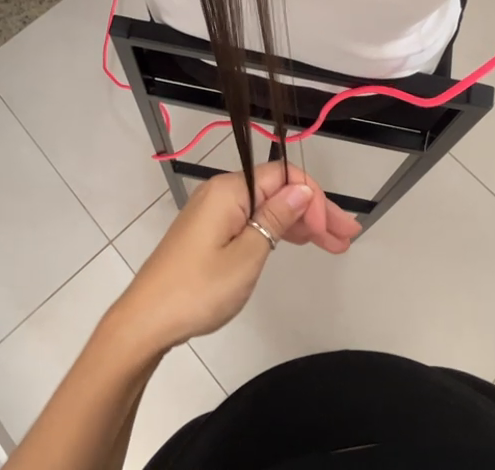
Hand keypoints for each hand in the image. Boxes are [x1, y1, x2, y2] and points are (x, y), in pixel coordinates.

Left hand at [103, 164, 358, 354]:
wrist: (147, 318)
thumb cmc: (198, 289)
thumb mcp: (247, 255)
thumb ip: (276, 219)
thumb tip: (301, 190)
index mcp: (228, 190)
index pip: (281, 176)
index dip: (312, 198)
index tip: (331, 231)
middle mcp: (220, 193)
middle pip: (276, 190)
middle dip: (313, 210)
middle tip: (347, 238)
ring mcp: (213, 212)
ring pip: (266, 206)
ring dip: (298, 222)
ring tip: (332, 245)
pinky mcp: (209, 232)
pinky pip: (251, 220)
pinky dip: (276, 231)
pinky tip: (295, 242)